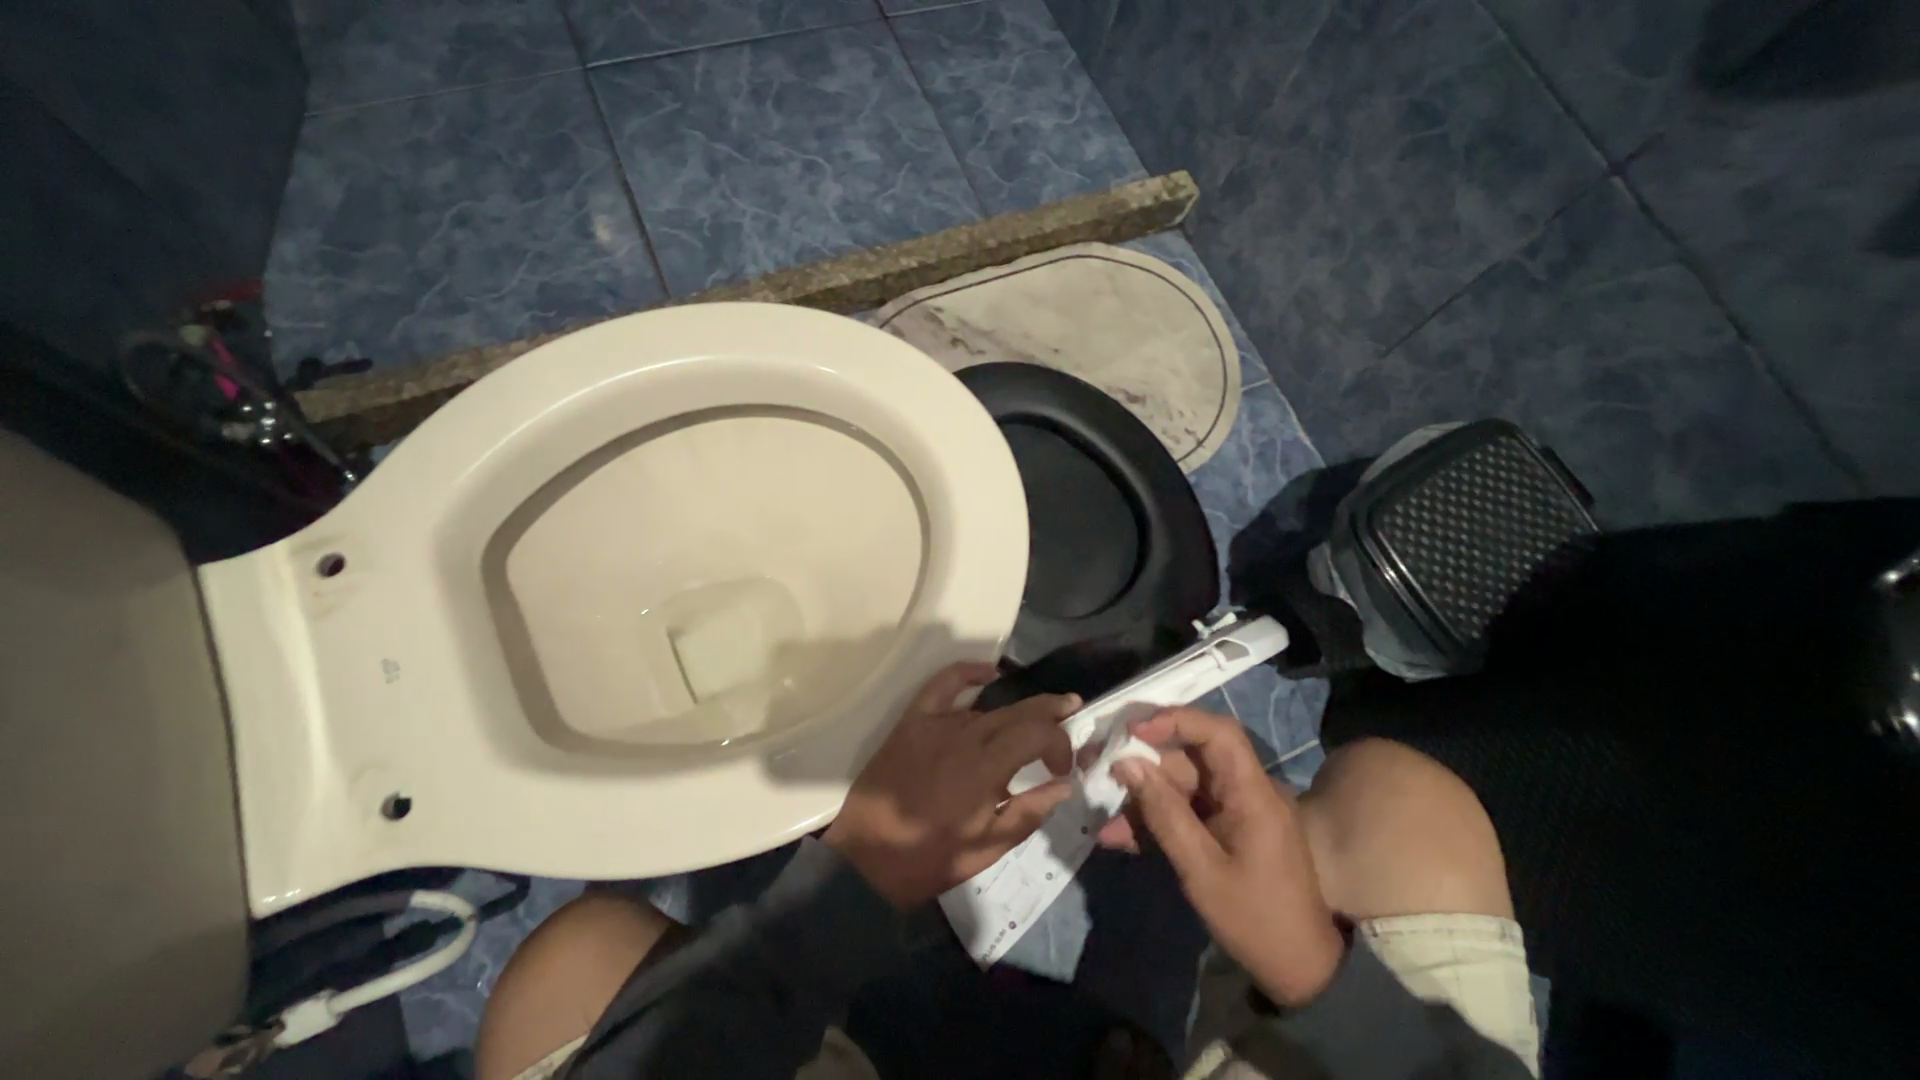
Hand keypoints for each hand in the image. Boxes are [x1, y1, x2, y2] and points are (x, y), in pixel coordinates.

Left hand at [823, 663, 1078, 907]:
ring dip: (1017, 710)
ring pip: (987, 707)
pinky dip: (967, 673)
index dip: (1060, 744)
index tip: (1063, 768)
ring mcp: (934, 725)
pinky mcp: (911, 722)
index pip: (1037, 734)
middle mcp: (963, 737)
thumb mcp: (988, 848)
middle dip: (1050, 713)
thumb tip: (1064, 786)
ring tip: (1039, 713)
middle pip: (1017, 712)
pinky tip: (989, 674)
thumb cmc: (930, 859)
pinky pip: (942, 685)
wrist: (867, 859)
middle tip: (1072, 712)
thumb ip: (1030, 812)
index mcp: (985, 769)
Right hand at [1105, 708, 1345, 1006]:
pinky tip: (1119, 839)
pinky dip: (1156, 821)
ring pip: (1181, 786)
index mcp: (1254, 793)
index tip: (1132, 730)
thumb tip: (1128, 765)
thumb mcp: (1202, 870)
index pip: (1218, 733)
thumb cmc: (1255, 918)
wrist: (1300, 969)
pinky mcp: (1227, 831)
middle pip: (1191, 758)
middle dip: (1144, 762)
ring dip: (1143, 800)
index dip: (1175, 720)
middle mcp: (1247, 791)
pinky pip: (1186, 811)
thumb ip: (1164, 814)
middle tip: (1100, 767)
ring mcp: (1236, 811)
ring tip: (1103, 821)